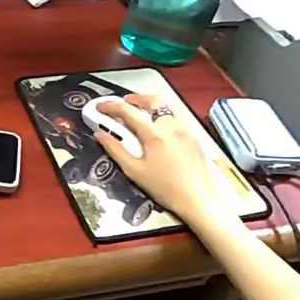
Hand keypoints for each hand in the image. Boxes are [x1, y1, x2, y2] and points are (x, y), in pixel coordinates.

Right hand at [93, 94, 224, 221]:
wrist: (199, 200)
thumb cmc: (164, 188)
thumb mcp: (134, 171)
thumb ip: (115, 150)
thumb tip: (100, 134)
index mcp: (154, 134)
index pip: (128, 111)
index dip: (110, 106)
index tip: (100, 107)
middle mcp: (171, 126)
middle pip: (153, 100)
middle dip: (136, 98)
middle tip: (125, 102)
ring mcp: (186, 130)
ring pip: (167, 108)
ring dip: (152, 106)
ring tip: (142, 113)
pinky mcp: (195, 137)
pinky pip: (177, 119)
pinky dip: (164, 116)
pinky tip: (160, 129)